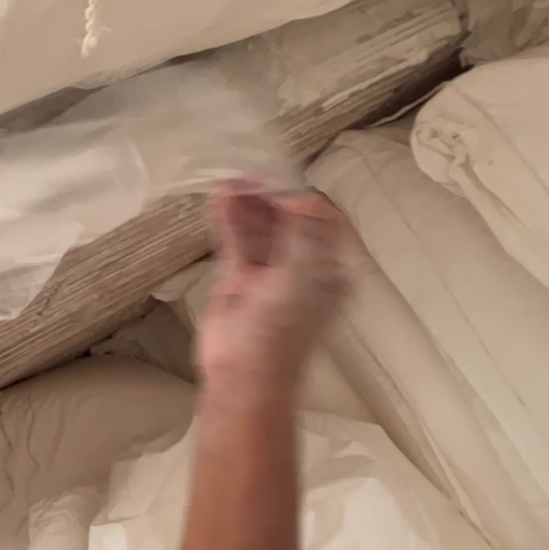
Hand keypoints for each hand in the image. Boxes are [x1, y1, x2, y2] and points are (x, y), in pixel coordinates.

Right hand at [195, 184, 351, 399]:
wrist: (243, 372)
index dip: (302, 198)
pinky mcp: (236, 280)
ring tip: (227, 183)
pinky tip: (219, 202)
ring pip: (258, 230)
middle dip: (269, 198)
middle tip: (247, 176)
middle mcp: (301, 267)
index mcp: (329, 268)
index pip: (322, 221)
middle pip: (287, 221)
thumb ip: (304, 234)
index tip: (279, 180)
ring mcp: (267, 274)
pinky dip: (228, 222)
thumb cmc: (280, 330)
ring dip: (245, 206)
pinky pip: (235, 244)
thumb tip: (301, 198)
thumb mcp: (303, 277)